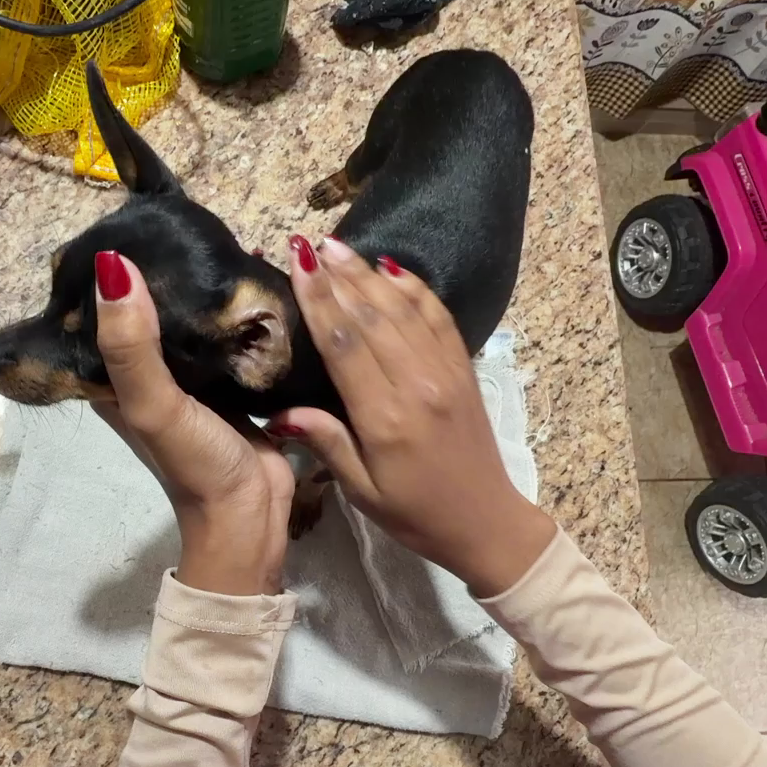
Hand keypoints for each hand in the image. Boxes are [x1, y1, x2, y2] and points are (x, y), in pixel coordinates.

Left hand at [92, 252, 294, 595]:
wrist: (251, 514)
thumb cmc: (193, 464)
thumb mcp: (153, 405)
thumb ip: (132, 345)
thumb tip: (115, 265)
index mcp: (117, 379)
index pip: (103, 314)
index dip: (112, 273)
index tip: (136, 224)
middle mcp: (152, 375)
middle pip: (153, 313)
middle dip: (171, 274)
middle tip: (194, 225)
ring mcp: (194, 380)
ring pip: (196, 323)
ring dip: (208, 292)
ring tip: (226, 241)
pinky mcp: (233, 385)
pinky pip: (232, 338)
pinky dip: (240, 314)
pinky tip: (257, 279)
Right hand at [267, 237, 554, 596]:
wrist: (486, 521)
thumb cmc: (415, 514)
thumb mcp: (362, 492)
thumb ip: (327, 444)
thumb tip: (280, 411)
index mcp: (386, 418)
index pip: (345, 345)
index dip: (319, 300)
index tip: (297, 264)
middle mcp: (417, 384)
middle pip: (372, 316)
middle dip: (339, 277)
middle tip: (310, 245)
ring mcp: (446, 372)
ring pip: (404, 309)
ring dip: (370, 274)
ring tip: (341, 246)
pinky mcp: (464, 370)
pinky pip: (439, 318)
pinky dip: (415, 289)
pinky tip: (392, 270)